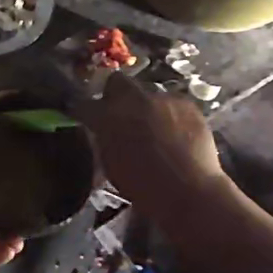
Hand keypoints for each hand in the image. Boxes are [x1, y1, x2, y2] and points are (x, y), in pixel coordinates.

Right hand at [85, 73, 228, 213]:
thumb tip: (105, 133)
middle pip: (117, 82)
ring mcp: (161, 98)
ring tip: (158, 129)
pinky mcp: (186, 102)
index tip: (88, 115)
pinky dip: (173, 115)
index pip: (85, 104)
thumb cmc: (144, 188)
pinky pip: (173, 103)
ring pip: (149, 94)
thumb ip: (105, 141)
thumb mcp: (112, 165)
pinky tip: (179, 134)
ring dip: (148, 107)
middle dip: (116, 93)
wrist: (188, 190)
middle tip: (123, 113)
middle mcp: (132, 100)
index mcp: (106, 118)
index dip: (85, 109)